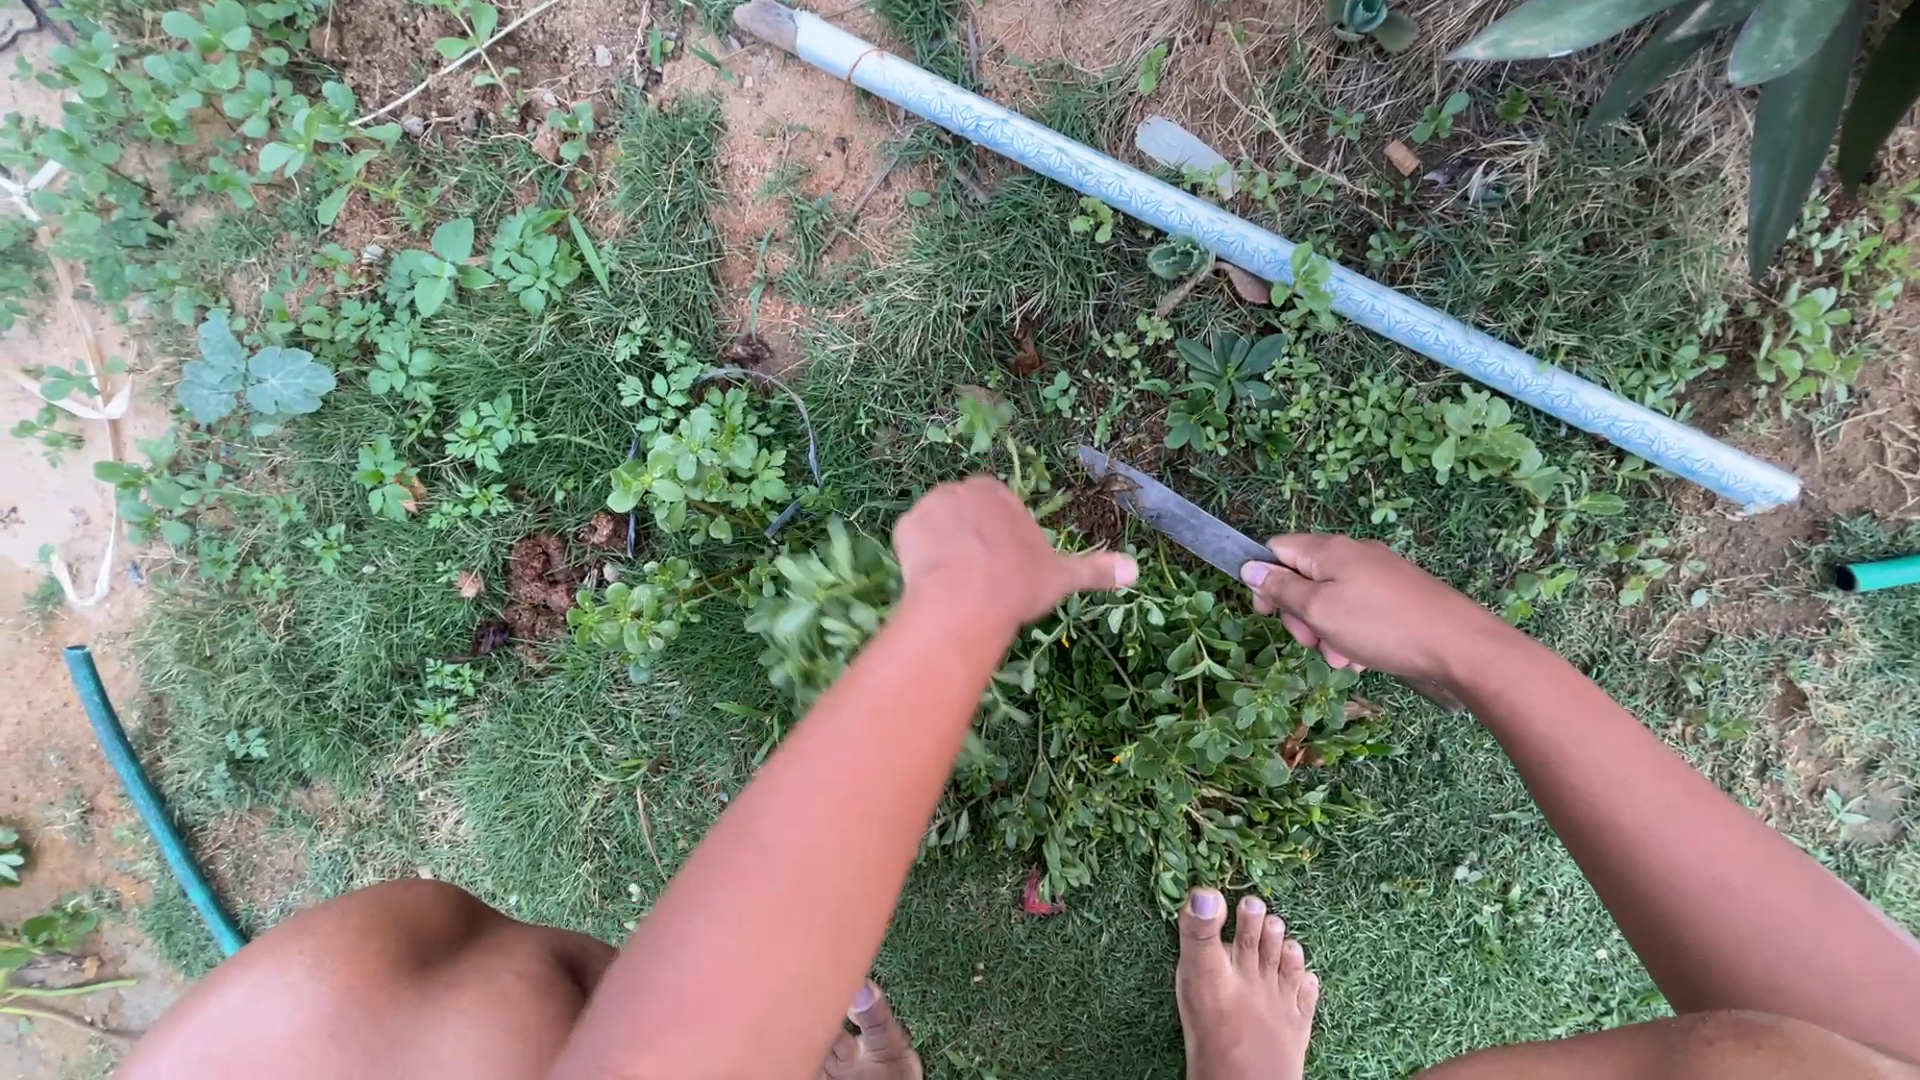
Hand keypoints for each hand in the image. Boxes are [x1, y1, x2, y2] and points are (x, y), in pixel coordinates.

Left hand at [895, 476, 1136, 631]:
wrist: (966, 599)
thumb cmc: (1017, 583)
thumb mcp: (1060, 576)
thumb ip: (1094, 569)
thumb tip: (1135, 570)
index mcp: (999, 494)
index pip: (994, 506)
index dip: (996, 535)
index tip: (999, 563)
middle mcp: (963, 490)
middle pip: (962, 513)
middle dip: (967, 537)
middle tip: (974, 574)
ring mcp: (931, 506)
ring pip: (935, 526)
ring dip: (941, 546)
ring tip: (952, 580)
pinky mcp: (906, 526)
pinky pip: (912, 540)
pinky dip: (918, 557)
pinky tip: (930, 579)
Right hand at [1240, 534, 1512, 683]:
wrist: (1461, 647)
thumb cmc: (1379, 625)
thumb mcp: (1318, 609)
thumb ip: (1280, 588)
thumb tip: (1249, 567)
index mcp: (1328, 550)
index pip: (1276, 549)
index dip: (1263, 579)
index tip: (1268, 613)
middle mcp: (1352, 553)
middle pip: (1302, 576)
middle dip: (1298, 613)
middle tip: (1311, 641)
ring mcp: (1378, 573)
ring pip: (1330, 598)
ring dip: (1325, 629)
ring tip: (1342, 657)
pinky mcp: (1398, 594)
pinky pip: (1357, 608)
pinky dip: (1351, 631)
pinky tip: (1362, 657)